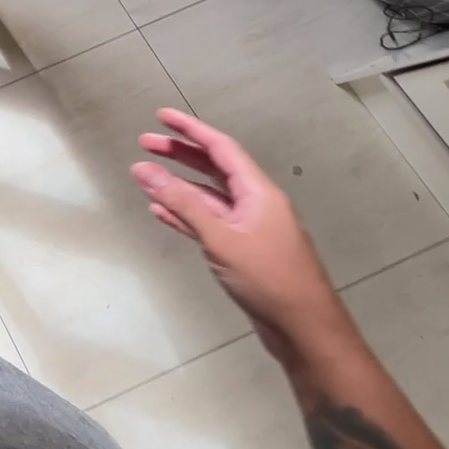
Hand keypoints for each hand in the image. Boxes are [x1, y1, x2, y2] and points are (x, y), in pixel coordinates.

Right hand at [132, 108, 344, 358]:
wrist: (307, 333)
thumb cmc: (268, 278)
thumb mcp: (220, 237)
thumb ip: (180, 202)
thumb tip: (142, 168)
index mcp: (259, 193)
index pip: (221, 149)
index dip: (191, 129)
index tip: (162, 115)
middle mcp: (256, 204)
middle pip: (214, 168)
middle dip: (180, 154)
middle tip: (145, 143)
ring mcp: (250, 228)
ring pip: (208, 196)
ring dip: (177, 185)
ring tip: (145, 176)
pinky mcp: (243, 250)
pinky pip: (208, 221)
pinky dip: (184, 213)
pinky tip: (160, 211)